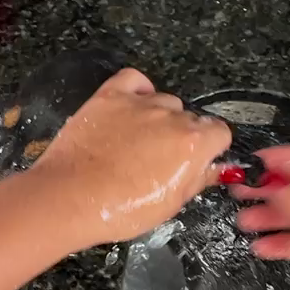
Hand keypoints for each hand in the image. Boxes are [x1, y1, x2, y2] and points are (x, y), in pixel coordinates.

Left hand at [21, 68, 230, 248]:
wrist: (70, 199)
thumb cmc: (119, 210)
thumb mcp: (170, 205)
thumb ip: (197, 179)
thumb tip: (213, 168)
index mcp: (192, 144)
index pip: (219, 133)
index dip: (210, 148)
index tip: (197, 160)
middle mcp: (170, 117)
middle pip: (190, 118)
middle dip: (182, 137)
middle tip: (160, 161)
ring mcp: (138, 104)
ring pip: (163, 102)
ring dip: (158, 117)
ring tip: (137, 142)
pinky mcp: (109, 97)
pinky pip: (133, 80)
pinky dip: (138, 89)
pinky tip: (132, 106)